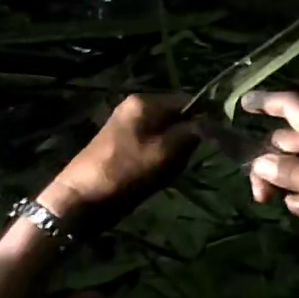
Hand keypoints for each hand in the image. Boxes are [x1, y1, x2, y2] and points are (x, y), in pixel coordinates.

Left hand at [39, 94, 200, 232]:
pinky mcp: (124, 146)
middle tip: (181, 162)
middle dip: (185, 141)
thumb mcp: (164, 152)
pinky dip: (160, 162)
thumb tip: (212, 120)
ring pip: (167, 137)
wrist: (81, 197)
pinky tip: (154, 177)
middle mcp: (136, 108)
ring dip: (173, 156)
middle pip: (177, 119)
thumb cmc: (124, 171)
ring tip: (165, 172)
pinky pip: (154, 149)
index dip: (204, 117)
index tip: (217, 139)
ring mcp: (128, 127)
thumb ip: (190, 133)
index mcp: (144, 102)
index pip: (187, 100)